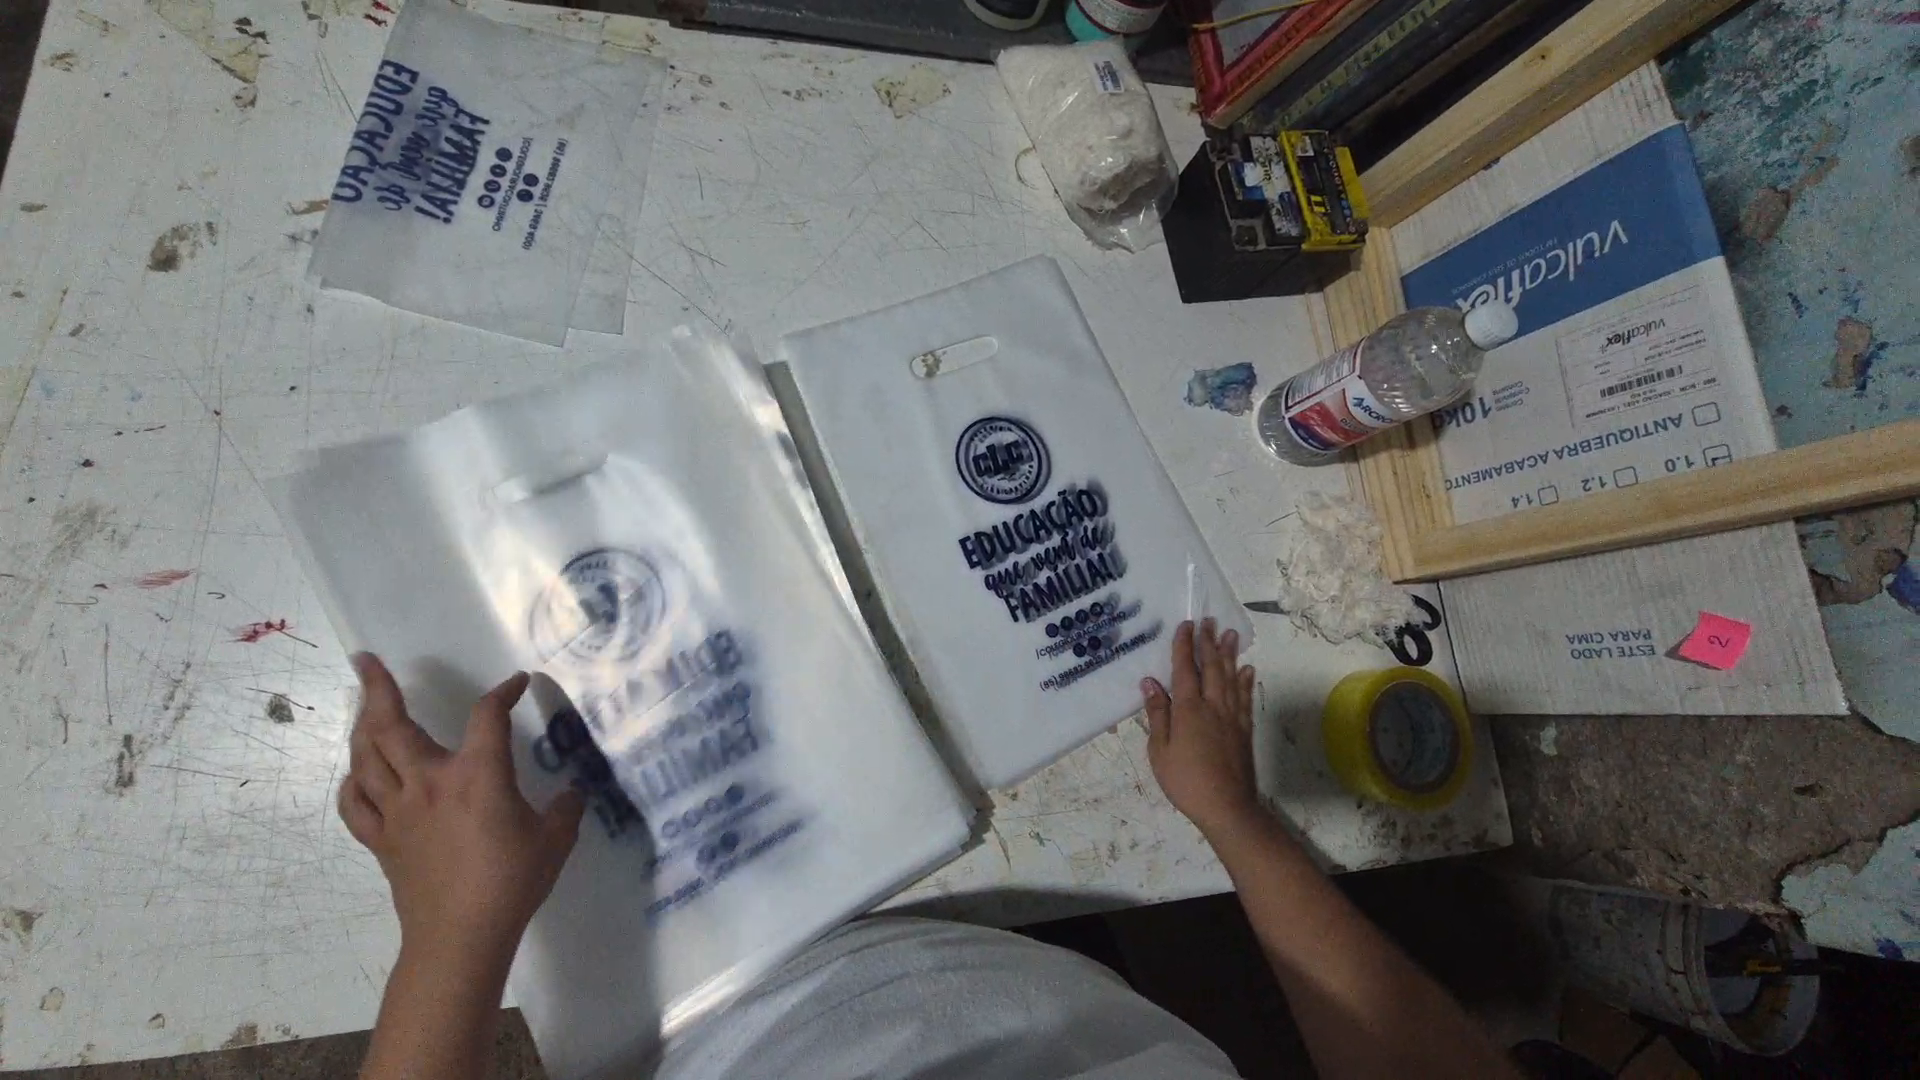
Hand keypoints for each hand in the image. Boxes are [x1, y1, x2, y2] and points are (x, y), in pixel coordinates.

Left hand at [338, 653, 585, 966]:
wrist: (461, 936)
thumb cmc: (513, 880)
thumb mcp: (556, 837)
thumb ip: (565, 806)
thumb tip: (571, 792)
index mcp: (478, 775)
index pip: (489, 715)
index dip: (505, 692)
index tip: (519, 683)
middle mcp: (430, 782)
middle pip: (392, 726)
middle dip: (378, 688)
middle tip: (367, 660)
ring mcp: (398, 811)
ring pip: (366, 757)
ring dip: (361, 725)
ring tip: (363, 703)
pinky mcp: (381, 839)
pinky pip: (355, 801)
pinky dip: (353, 779)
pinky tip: (359, 771)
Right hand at [1142, 619, 1263, 840]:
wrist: (1227, 807)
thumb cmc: (1186, 780)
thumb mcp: (1160, 750)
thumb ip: (1157, 714)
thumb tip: (1150, 682)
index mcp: (1188, 709)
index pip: (1184, 669)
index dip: (1184, 646)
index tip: (1185, 625)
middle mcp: (1212, 706)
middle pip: (1211, 667)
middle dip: (1209, 642)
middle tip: (1209, 620)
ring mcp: (1232, 717)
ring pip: (1231, 678)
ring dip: (1229, 654)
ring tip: (1230, 634)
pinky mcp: (1244, 730)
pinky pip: (1244, 698)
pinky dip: (1245, 681)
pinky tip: (1247, 670)